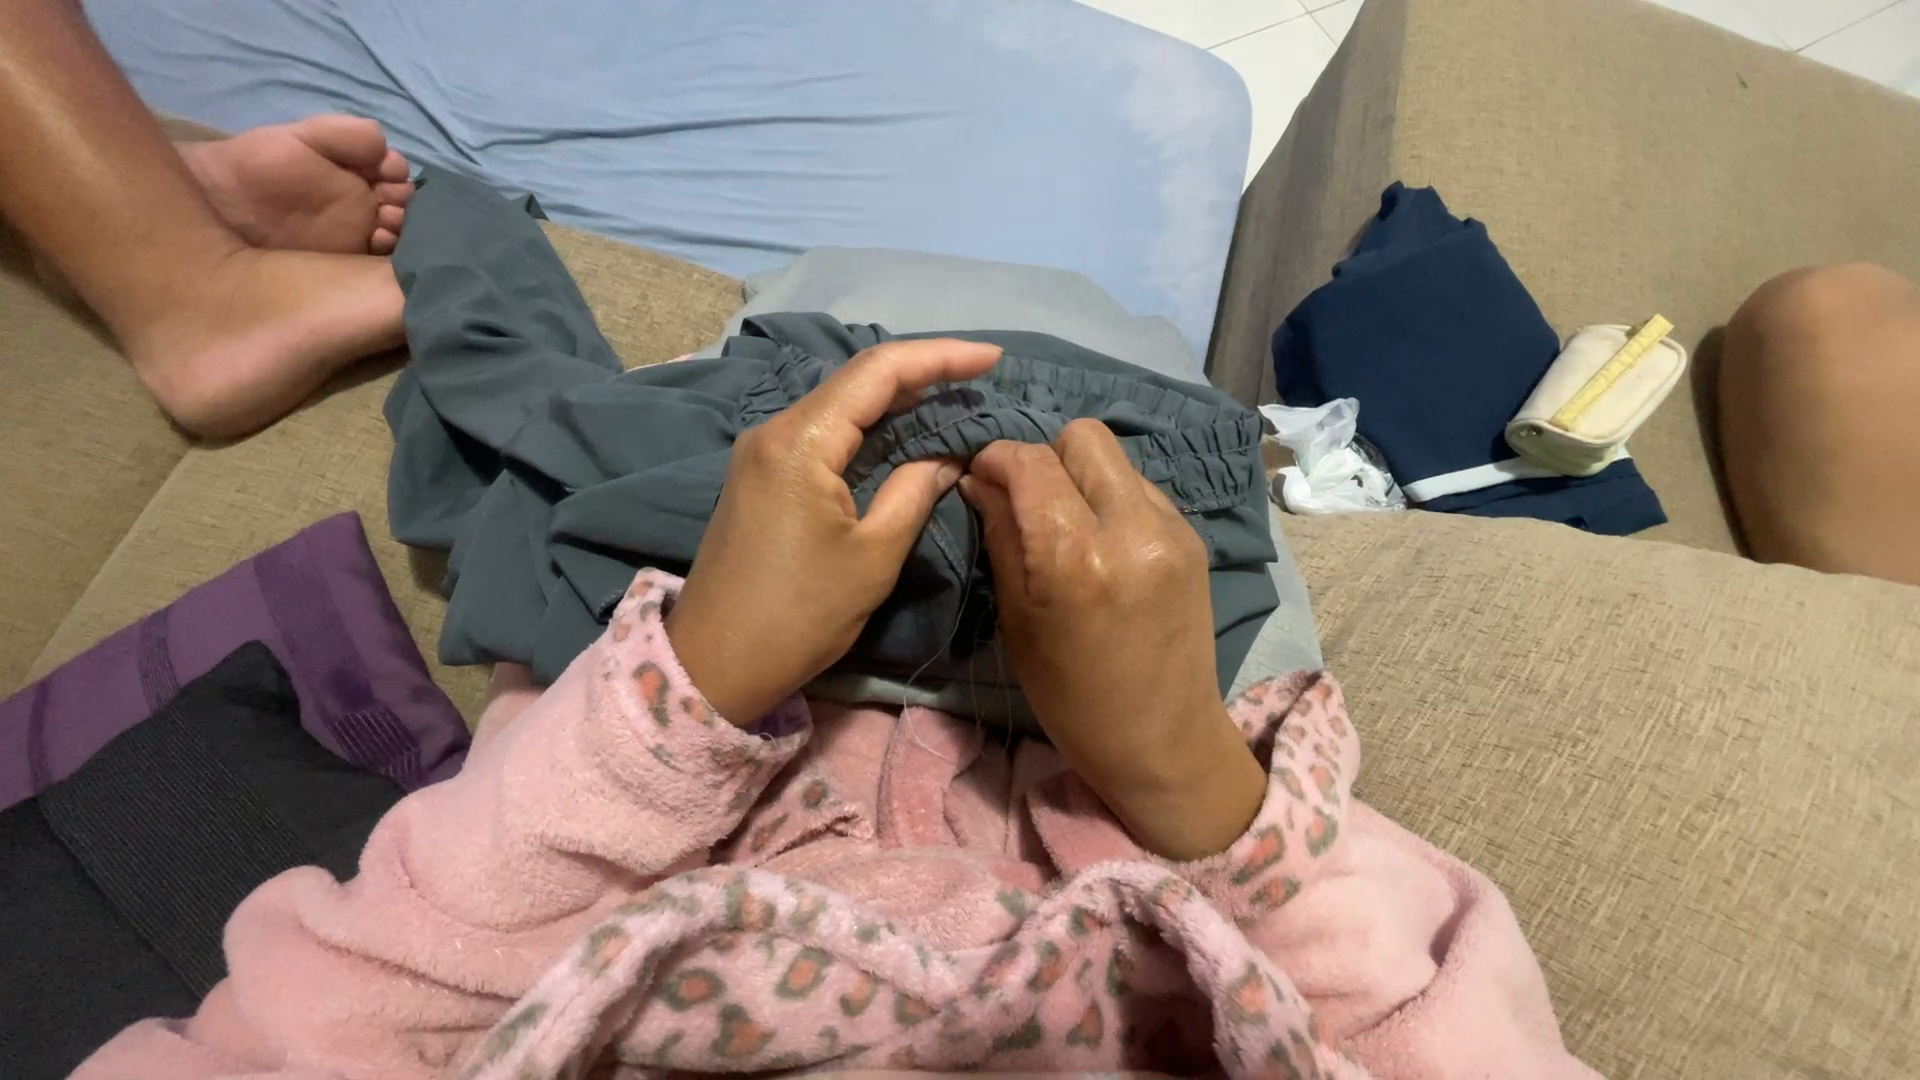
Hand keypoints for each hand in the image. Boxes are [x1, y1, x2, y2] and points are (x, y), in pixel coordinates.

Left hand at [666, 338, 1002, 723]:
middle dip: (922, 372)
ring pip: (839, 405)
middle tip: (979, 377)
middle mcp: (774, 431)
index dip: (940, 357)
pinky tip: (902, 431)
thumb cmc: (800, 615)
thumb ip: (914, 491)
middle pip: (856, 380)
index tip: (992, 357)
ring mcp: (763, 452)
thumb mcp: (873, 556)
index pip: (878, 372)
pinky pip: (823, 432)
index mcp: (800, 441)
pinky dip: (868, 427)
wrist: (716, 663)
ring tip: (953, 397)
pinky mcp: (762, 475)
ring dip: (896, 399)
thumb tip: (947, 457)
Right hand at [962, 420, 1265, 859]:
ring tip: (1067, 523)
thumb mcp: (1017, 619)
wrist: (1163, 740)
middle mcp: (1132, 528)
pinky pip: (1140, 489)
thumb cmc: (1071, 696)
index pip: (1031, 462)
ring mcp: (1172, 529)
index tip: (981, 477)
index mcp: (1076, 557)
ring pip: (1114, 458)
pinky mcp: (1193, 538)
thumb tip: (980, 482)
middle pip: (1082, 437)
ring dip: (1080, 476)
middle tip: (1027, 499)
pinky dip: (1111, 499)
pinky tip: (1103, 542)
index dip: (996, 458)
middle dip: (1044, 456)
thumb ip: (1001, 535)